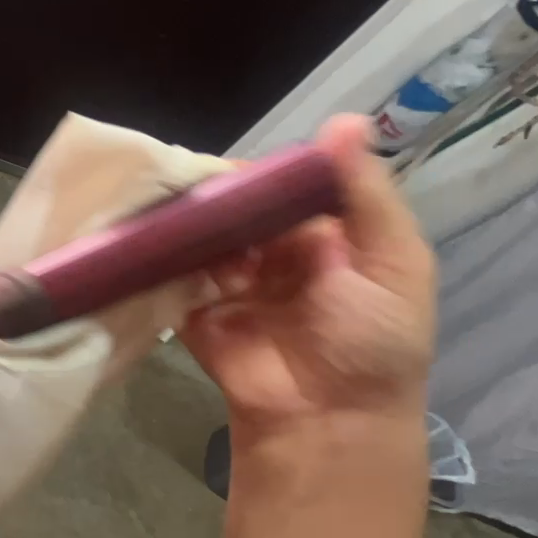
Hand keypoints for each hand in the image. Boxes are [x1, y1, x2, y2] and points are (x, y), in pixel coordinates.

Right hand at [181, 115, 435, 440]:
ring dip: (184, 228)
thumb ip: (364, 196)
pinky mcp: (192, 310)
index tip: (224, 166)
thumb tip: (345, 120)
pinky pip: (172, 278)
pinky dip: (159, 262)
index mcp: (323, 236)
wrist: (326, 417)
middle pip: (234, 211)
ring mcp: (227, 282)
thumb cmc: (373, 340)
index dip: (256, 174)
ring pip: (199, 239)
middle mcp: (271, 253)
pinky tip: (145, 246)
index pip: (282, 189)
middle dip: (210, 199)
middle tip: (178, 189)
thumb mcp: (392, 261)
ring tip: (159, 216)